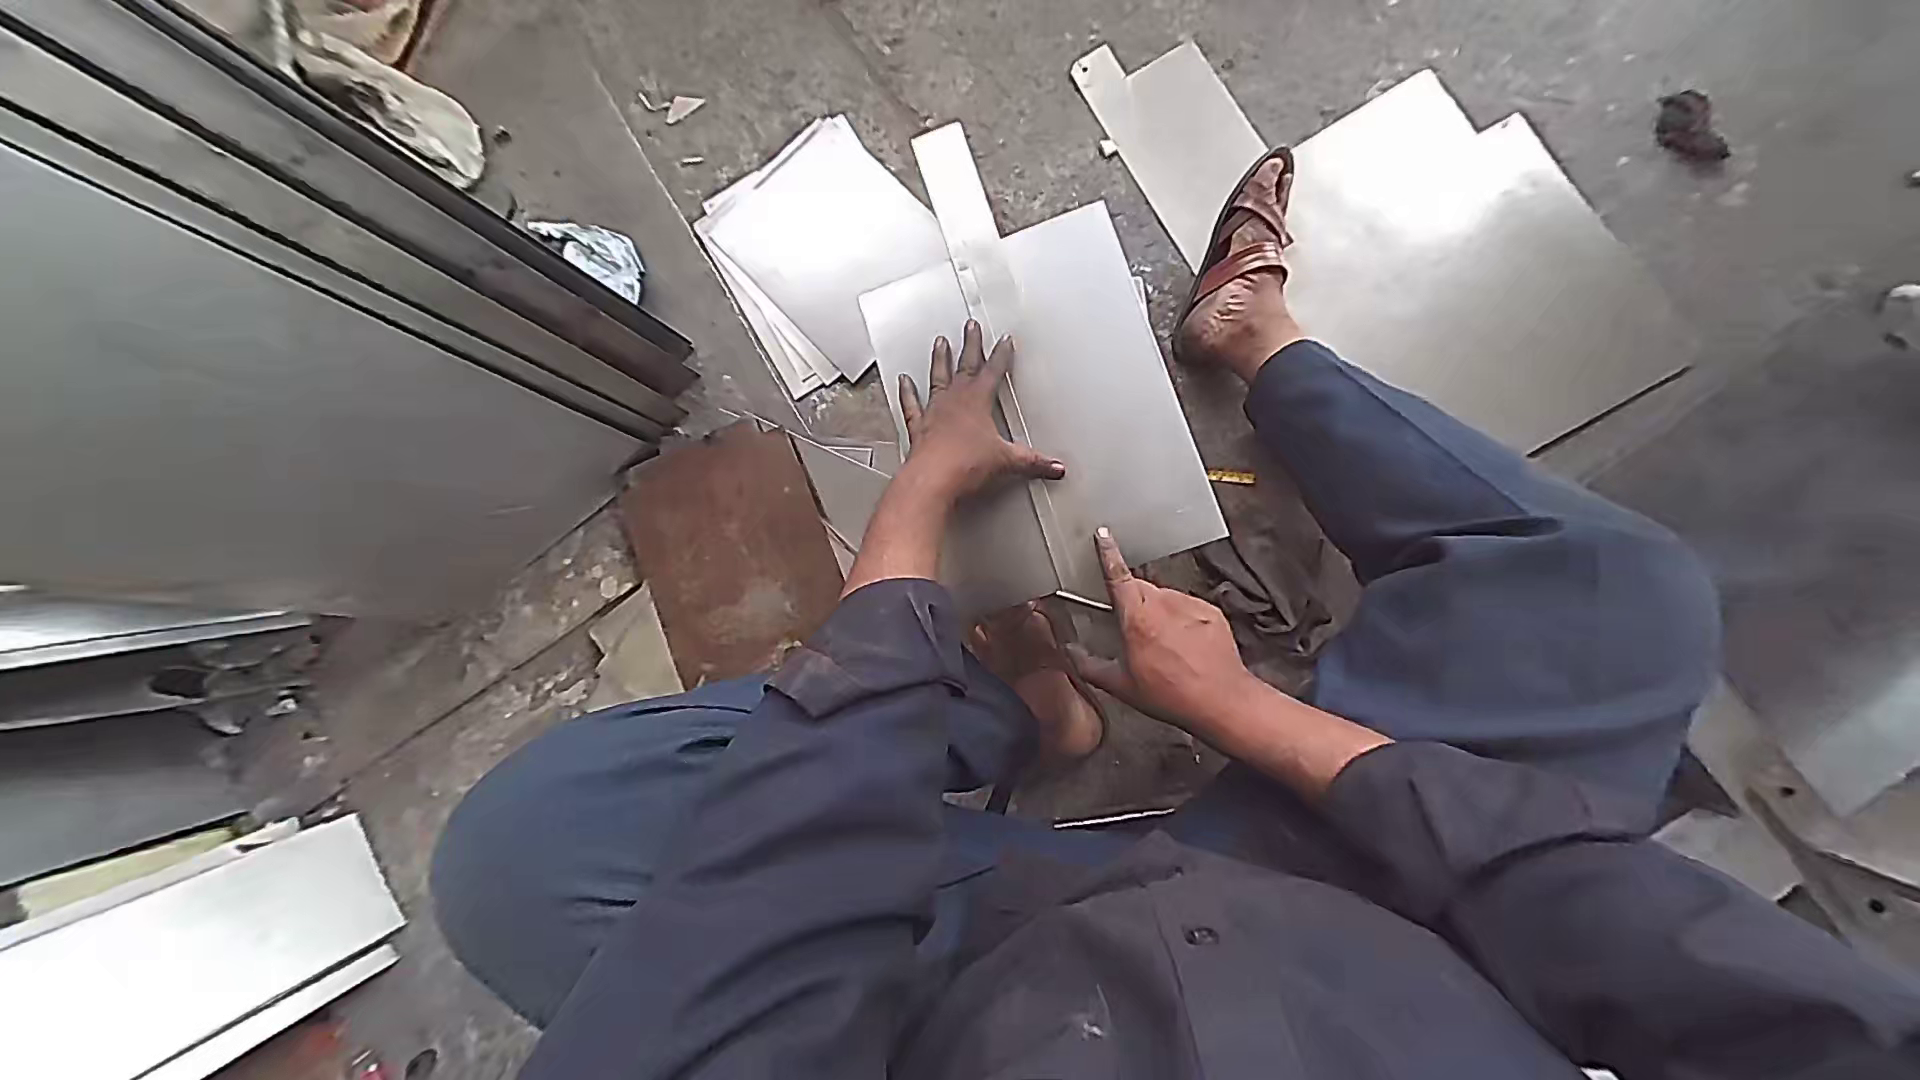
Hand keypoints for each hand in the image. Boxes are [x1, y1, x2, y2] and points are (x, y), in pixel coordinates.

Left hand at [898, 320, 1064, 501]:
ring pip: (937, 378)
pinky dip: (907, 393)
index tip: (1004, 340)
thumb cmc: (964, 466)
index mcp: (977, 402)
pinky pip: (911, 405)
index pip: (993, 371)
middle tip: (970, 326)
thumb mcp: (1006, 462)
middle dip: (970, 344)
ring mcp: (933, 412)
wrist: (932, 480)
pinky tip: (903, 382)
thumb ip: (1032, 462)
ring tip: (939, 343)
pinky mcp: (918, 428)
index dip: (1001, 355)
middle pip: (965, 365)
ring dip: (939, 359)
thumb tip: (1052, 467)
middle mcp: (954, 401)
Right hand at [1068, 527, 1263, 733]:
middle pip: (1139, 587)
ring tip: (1160, 643)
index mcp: (1138, 619)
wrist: (1223, 702)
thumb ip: (1089, 666)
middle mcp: (1164, 605)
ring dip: (1155, 611)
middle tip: (1131, 628)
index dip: (1107, 553)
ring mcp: (1190, 606)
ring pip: (1162, 596)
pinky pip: (1186, 605)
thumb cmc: (1172, 695)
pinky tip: (1182, 644)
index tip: (1102, 535)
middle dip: (1130, 600)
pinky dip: (1179, 618)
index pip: (1118, 576)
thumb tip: (1070, 654)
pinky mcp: (1210, 611)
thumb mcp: (1122, 686)